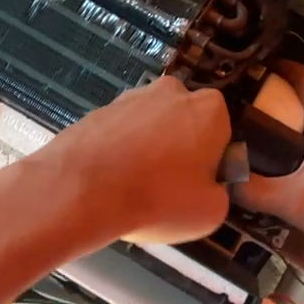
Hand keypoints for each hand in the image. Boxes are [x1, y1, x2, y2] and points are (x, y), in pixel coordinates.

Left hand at [40, 76, 230, 244]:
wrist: (82, 190)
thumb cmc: (158, 197)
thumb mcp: (210, 212)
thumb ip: (220, 194)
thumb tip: (209, 188)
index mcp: (210, 108)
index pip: (221, 134)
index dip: (210, 163)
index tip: (196, 186)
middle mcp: (173, 91)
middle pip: (185, 124)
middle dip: (179, 149)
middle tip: (167, 188)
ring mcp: (133, 96)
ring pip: (151, 126)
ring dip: (148, 149)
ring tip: (133, 187)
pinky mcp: (100, 108)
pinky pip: (120, 132)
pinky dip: (119, 151)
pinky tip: (110, 180)